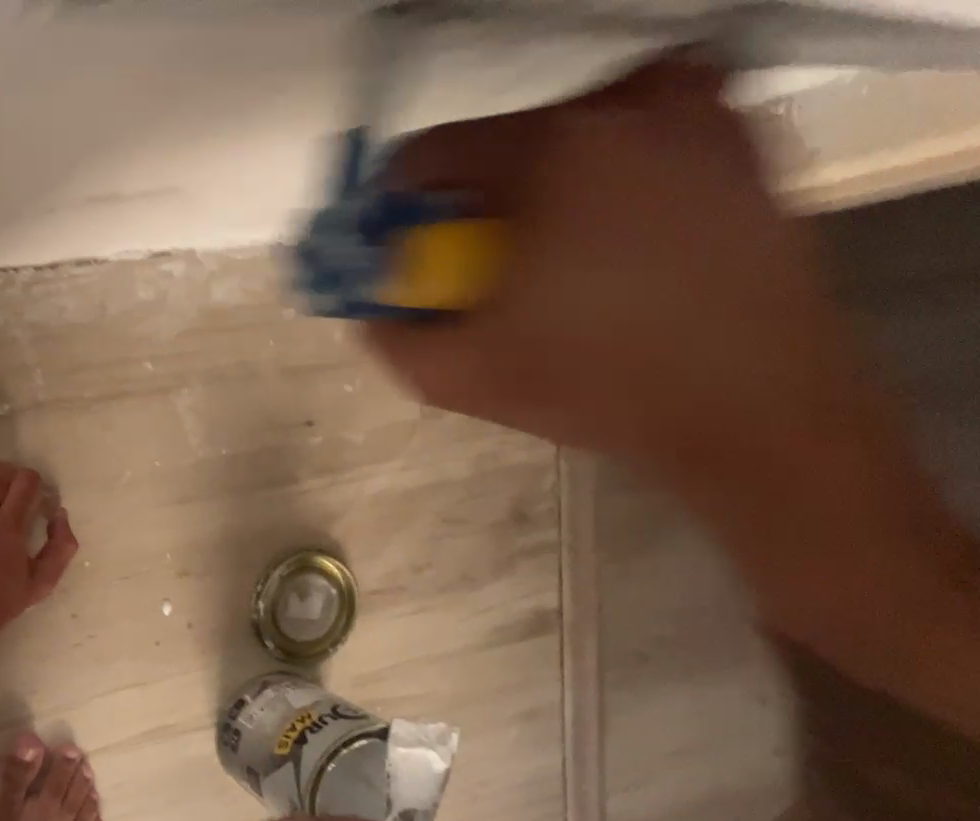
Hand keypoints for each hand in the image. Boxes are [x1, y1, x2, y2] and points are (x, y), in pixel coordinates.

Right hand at [365, 58, 870, 486]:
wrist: (755, 409)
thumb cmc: (595, 386)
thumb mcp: (455, 376)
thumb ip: (387, 330)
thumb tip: (369, 300)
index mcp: (549, 152)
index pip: (427, 154)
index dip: (395, 209)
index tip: (401, 256)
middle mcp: (628, 106)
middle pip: (501, 142)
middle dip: (472, 203)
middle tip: (477, 268)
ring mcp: (701, 117)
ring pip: (574, 133)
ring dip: (540, 187)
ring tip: (548, 257)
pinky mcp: (748, 145)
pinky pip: (643, 141)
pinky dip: (609, 178)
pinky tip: (611, 245)